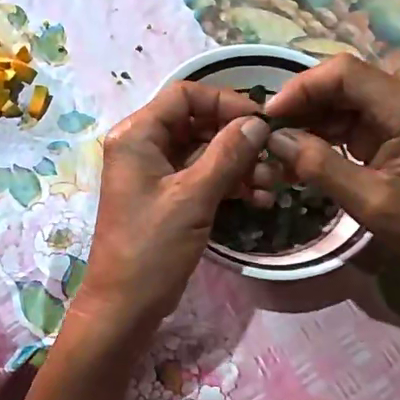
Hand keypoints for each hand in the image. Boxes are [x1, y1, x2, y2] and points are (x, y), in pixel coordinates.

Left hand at [75, 82, 270, 327]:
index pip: (184, 95)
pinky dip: (228, 181)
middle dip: (237, 137)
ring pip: (203, 150)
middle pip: (196, 121)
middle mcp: (142, 145)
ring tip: (271, 184)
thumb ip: (227, 154)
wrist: (126, 304)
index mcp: (136, 135)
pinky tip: (259, 197)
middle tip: (273, 157)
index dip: (224, 101)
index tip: (261, 121)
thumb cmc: (152, 247)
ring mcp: (154, 172)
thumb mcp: (193, 197)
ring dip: (239, 162)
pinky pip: (201, 175)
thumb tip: (258, 122)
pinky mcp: (167, 196)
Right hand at [260, 56, 399, 282]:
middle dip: (305, 102)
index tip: (270, 116)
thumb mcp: (368, 202)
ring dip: (316, 115)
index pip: (344, 72)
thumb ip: (320, 166)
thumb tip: (276, 138)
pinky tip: (307, 150)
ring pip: (349, 95)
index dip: (302, 87)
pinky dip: (331, 128)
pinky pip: (359, 114)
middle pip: (346, 79)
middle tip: (273, 131)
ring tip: (285, 144)